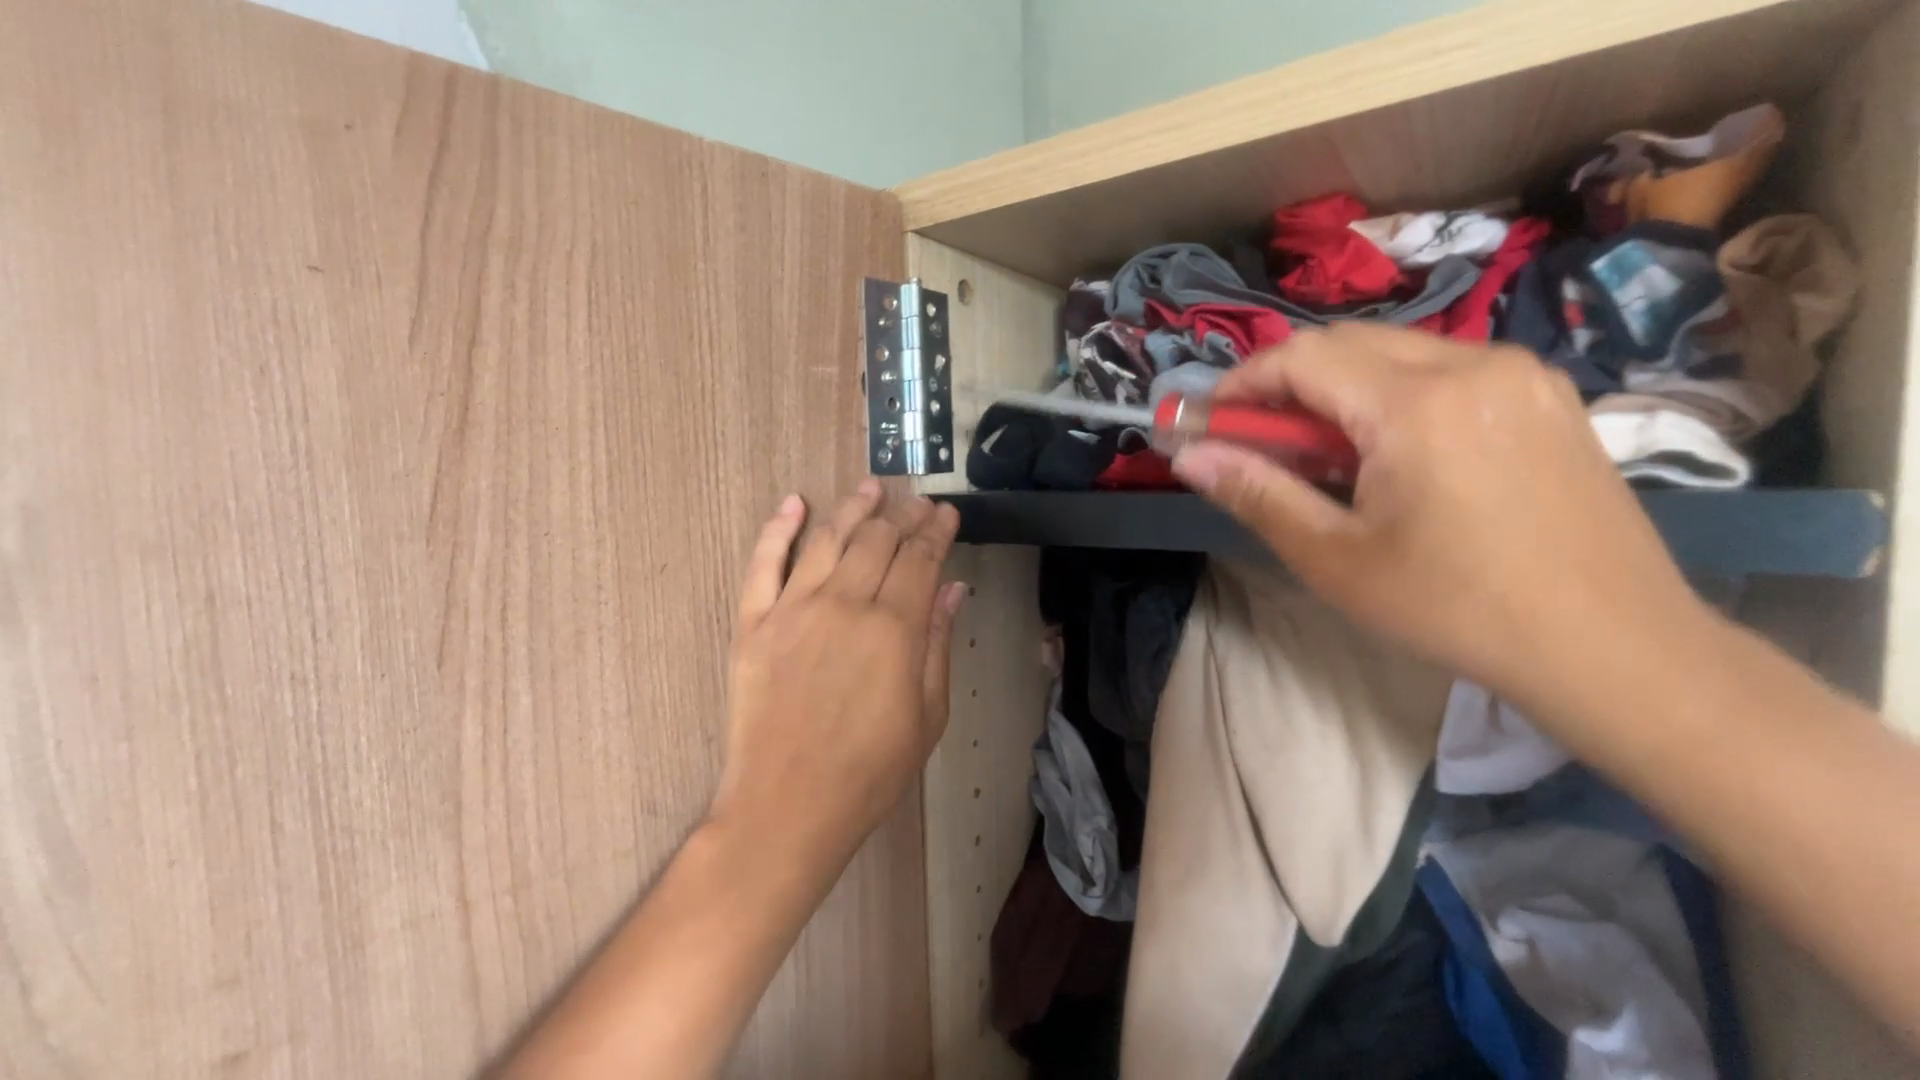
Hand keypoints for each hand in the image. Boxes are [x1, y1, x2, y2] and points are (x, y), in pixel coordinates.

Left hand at [711, 481, 965, 863]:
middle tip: (915, 503)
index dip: (936, 530)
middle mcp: (844, 603)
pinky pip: (763, 562)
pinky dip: (777, 528)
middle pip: (876, 539)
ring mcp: (792, 609)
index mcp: (893, 627)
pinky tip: (794, 504)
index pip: (920, 558)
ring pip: (825, 538)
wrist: (788, 805)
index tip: (946, 513)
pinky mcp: (752, 623)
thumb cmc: (870, 771)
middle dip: (902, 515)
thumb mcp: (928, 714)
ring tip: (869, 488)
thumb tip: (951, 589)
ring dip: (852, 508)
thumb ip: (937, 643)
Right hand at [1170, 323, 1705, 702]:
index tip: (1211, 421)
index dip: (1243, 381)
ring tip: (1328, 455)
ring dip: (1344, 388)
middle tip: (1261, 441)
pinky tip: (1397, 453)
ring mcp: (1521, 374)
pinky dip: (1399, 394)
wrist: (1610, 644)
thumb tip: (1190, 456)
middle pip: (1349, 342)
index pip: (1302, 356)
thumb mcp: (1337, 560)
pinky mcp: (1549, 395)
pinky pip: (1450, 370)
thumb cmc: (1457, 608)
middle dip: (1290, 382)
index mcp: (1416, 404)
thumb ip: (1258, 495)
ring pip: (1400, 352)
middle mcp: (1473, 364)